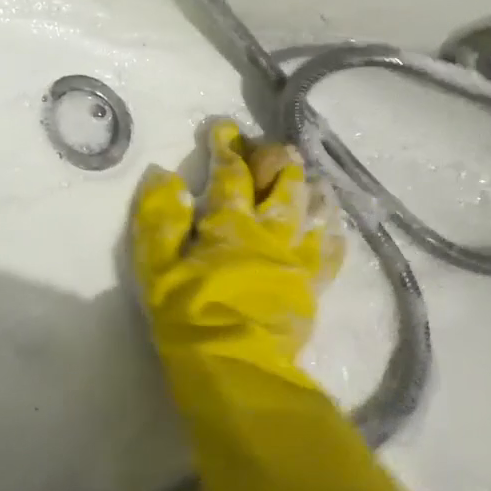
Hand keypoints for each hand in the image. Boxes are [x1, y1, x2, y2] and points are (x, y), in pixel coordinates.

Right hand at [132, 119, 342, 359]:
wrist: (233, 364)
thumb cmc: (186, 309)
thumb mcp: (155, 261)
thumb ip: (159, 215)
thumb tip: (164, 175)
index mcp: (230, 224)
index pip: (230, 175)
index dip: (226, 148)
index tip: (223, 126)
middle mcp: (270, 235)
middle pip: (281, 189)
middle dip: (278, 163)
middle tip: (277, 144)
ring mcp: (296, 262)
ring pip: (312, 216)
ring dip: (313, 191)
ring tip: (314, 175)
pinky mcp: (311, 288)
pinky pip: (330, 254)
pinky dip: (334, 232)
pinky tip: (335, 223)